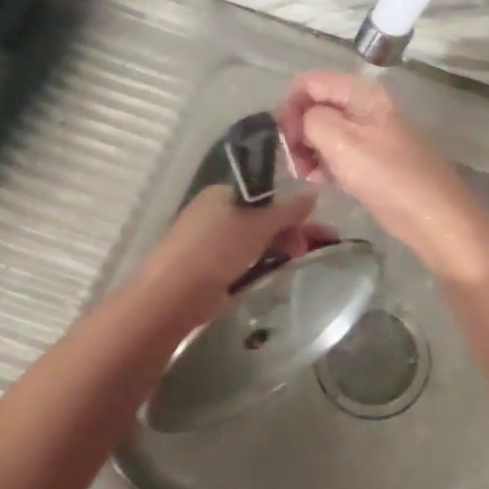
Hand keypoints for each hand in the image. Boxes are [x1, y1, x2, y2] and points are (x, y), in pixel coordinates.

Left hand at [132, 185, 321, 330]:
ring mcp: (210, 241)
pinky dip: (259, 265)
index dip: (289, 208)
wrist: (174, 294)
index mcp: (222, 194)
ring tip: (295, 263)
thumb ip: (288, 210)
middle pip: (261, 217)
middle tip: (306, 250)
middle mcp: (215, 213)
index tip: (310, 226)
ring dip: (276, 249)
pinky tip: (273, 274)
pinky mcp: (209, 267)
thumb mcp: (258, 224)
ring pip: (253, 240)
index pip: (264, 193)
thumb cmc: (216, 249)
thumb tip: (313, 194)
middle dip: (287, 231)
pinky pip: (242, 260)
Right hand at [276, 71, 488, 280]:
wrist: (432, 214)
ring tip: (307, 174)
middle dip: (298, 130)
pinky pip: (338, 153)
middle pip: (316, 106)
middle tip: (295, 161)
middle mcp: (365, 106)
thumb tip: (300, 119)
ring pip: (325, 132)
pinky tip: (321, 182)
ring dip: (309, 150)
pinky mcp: (372, 160)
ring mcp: (370, 134)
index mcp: (361, 91)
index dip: (290, 105)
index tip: (283, 138)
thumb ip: (311, 119)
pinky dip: (325, 164)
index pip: (310, 82)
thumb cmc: (386, 174)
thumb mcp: (340, 140)